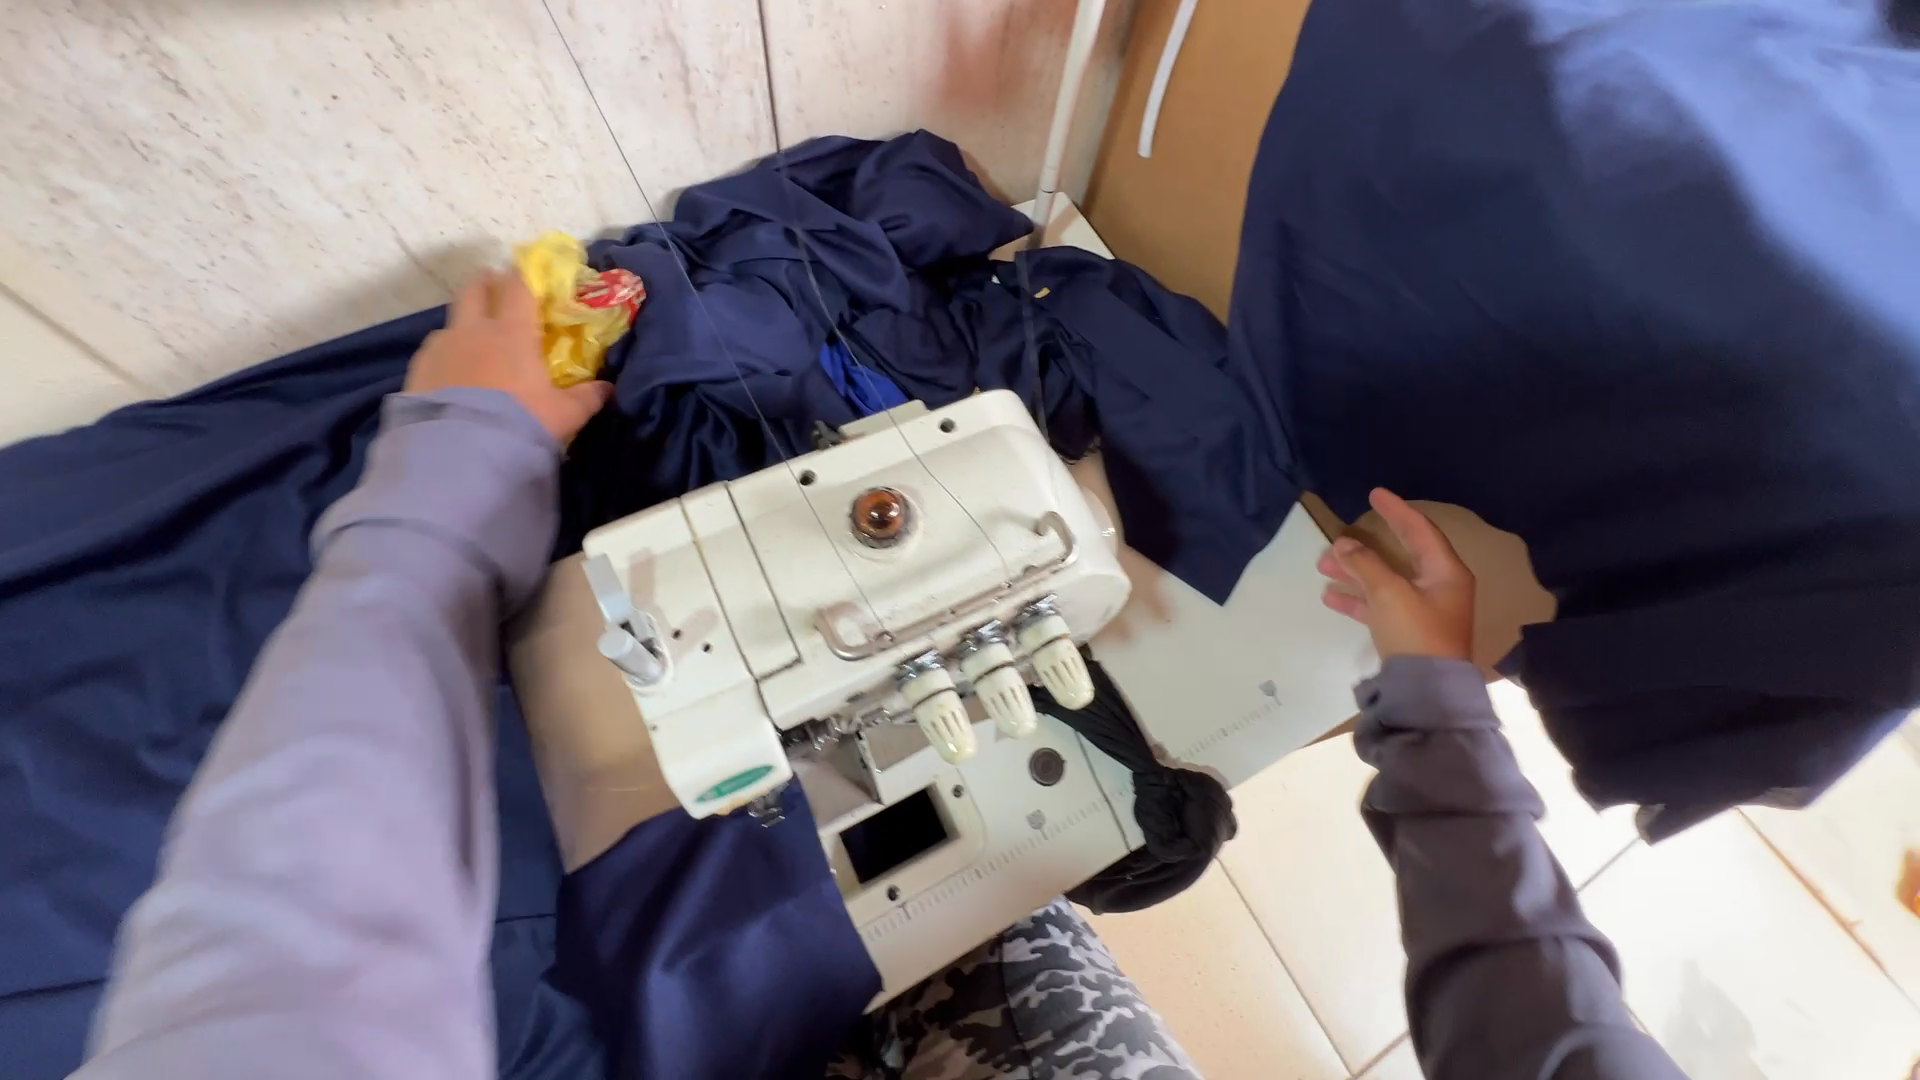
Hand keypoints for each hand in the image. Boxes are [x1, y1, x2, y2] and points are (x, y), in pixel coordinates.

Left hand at [404, 269, 613, 443]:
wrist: (463, 451)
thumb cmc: (522, 422)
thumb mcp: (566, 414)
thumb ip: (587, 397)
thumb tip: (607, 388)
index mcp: (512, 333)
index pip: (518, 288)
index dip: (525, 276)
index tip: (531, 272)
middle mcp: (473, 330)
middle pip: (474, 288)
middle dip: (487, 283)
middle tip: (499, 290)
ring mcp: (442, 347)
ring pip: (453, 320)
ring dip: (467, 323)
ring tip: (479, 345)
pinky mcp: (419, 368)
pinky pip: (436, 350)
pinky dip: (449, 353)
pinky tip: (458, 374)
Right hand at [1318, 488, 1474, 660]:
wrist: (1427, 688)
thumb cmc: (1416, 631)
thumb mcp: (1388, 592)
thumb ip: (1364, 564)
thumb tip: (1343, 543)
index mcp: (1444, 572)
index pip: (1419, 531)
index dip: (1396, 511)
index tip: (1374, 494)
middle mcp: (1436, 587)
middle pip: (1396, 557)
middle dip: (1362, 549)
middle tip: (1333, 542)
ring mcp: (1421, 610)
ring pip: (1383, 580)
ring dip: (1354, 572)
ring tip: (1323, 567)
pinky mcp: (1406, 630)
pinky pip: (1377, 605)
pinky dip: (1356, 598)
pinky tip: (1330, 596)